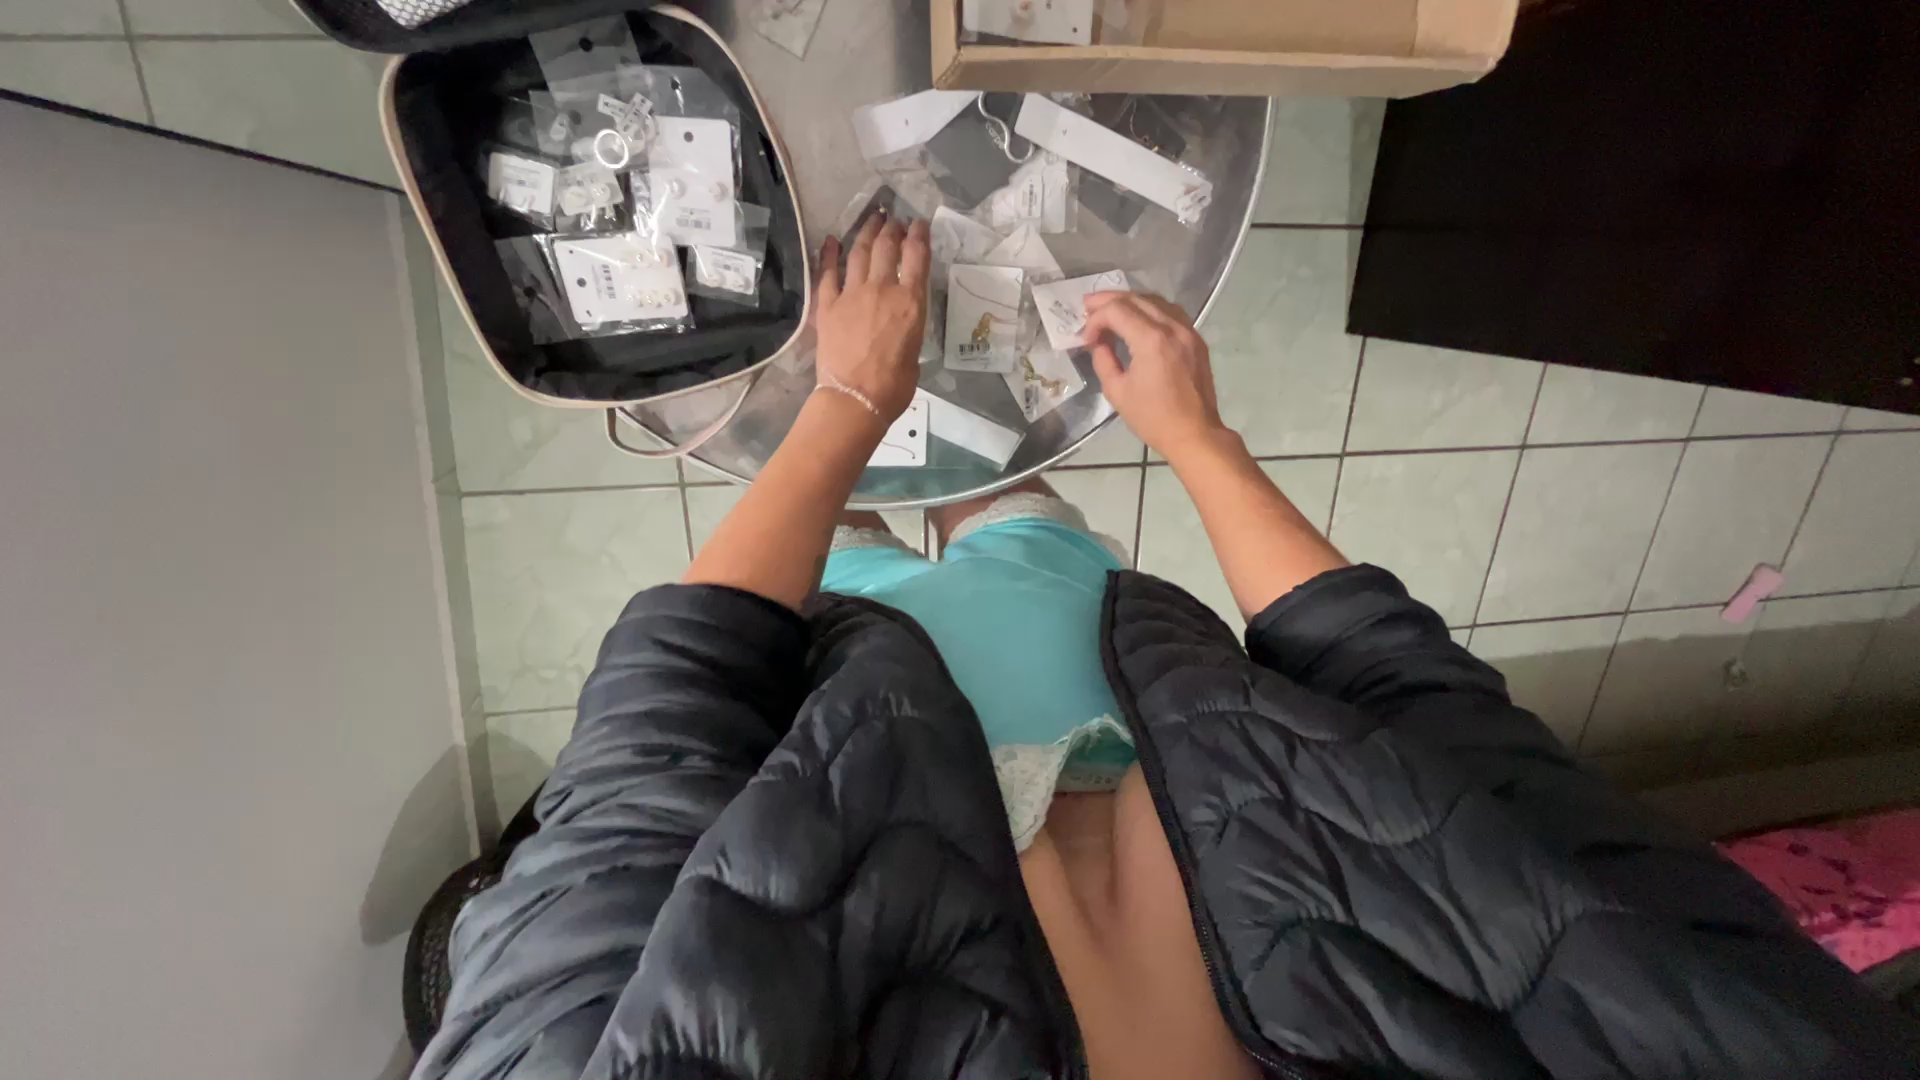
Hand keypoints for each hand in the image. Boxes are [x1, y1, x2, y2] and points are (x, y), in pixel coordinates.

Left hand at [813, 213, 929, 422]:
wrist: (855, 399)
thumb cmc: (893, 387)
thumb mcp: (915, 352)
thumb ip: (908, 329)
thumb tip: (899, 325)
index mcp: (910, 303)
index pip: (917, 257)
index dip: (919, 235)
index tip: (919, 224)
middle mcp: (882, 290)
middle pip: (887, 247)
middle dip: (892, 228)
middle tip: (893, 219)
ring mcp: (851, 295)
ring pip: (859, 252)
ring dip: (866, 232)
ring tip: (872, 219)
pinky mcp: (827, 306)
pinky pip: (827, 273)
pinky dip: (829, 254)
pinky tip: (831, 241)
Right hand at [1082, 291, 1228, 460]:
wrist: (1193, 433)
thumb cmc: (1152, 417)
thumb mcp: (1117, 391)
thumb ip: (1103, 359)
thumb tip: (1098, 342)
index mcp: (1151, 340)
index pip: (1116, 311)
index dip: (1095, 319)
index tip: (1086, 339)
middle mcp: (1172, 327)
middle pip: (1136, 298)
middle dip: (1108, 301)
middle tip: (1087, 306)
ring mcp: (1188, 330)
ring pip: (1155, 301)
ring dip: (1130, 301)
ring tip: (1110, 309)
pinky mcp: (1196, 339)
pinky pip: (1171, 313)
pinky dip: (1150, 310)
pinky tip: (1138, 319)